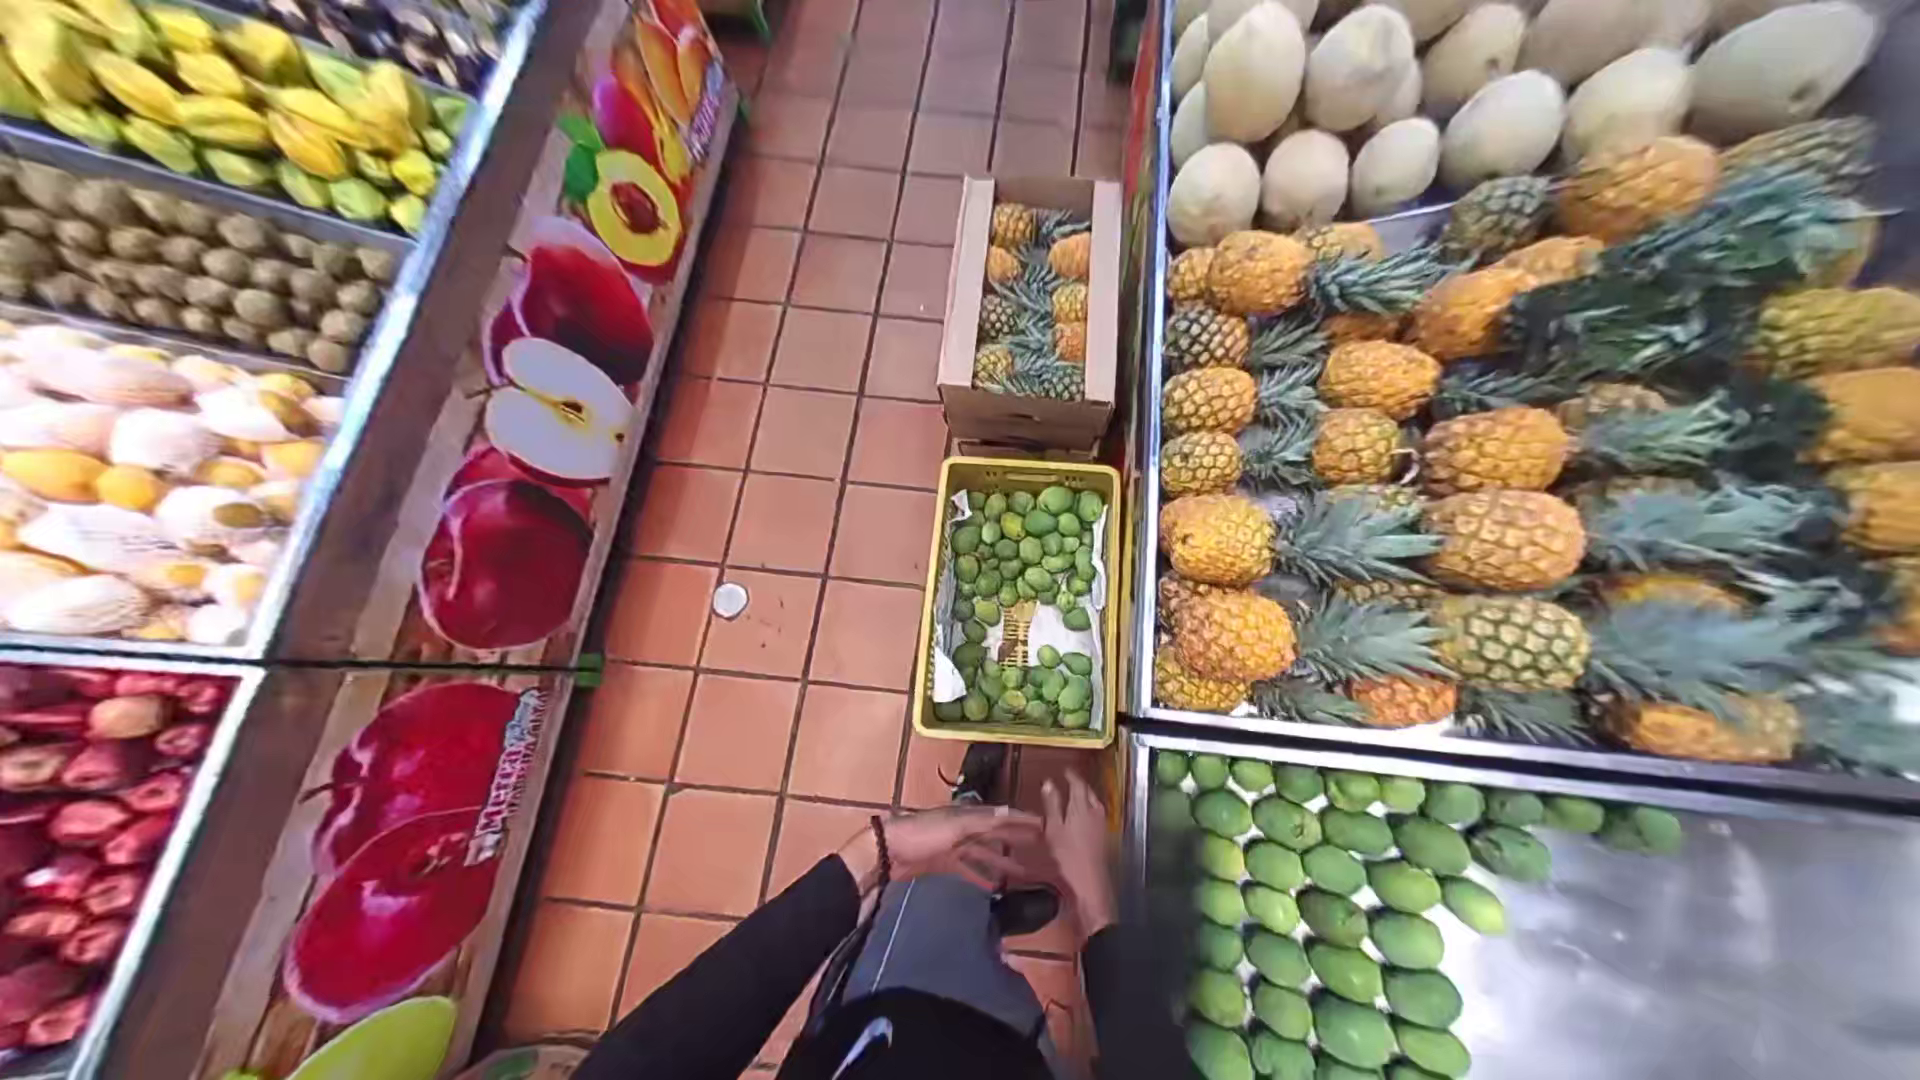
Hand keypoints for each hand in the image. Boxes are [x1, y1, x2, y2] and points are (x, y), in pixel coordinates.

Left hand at [837, 805, 1041, 892]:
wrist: (887, 853)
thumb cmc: (921, 834)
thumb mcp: (955, 825)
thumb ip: (982, 820)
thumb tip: (1009, 811)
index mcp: (966, 814)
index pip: (999, 815)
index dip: (1020, 820)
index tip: (1043, 825)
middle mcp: (961, 827)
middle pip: (994, 834)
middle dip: (1015, 840)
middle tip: (1040, 848)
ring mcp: (951, 847)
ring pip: (983, 853)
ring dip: (1002, 862)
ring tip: (1024, 873)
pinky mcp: (941, 865)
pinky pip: (968, 870)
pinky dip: (981, 876)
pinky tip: (993, 887)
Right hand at [1043, 771, 1116, 940]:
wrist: (1090, 883)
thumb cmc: (1067, 856)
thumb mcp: (1053, 828)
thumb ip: (1052, 804)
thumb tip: (1049, 783)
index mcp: (1081, 806)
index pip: (1078, 783)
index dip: (1071, 775)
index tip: (1065, 770)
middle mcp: (1095, 811)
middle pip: (1088, 792)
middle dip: (1079, 784)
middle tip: (1069, 781)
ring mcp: (1102, 824)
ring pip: (1094, 802)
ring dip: (1085, 796)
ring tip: (1075, 796)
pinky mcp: (1104, 836)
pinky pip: (1097, 813)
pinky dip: (1089, 808)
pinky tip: (1082, 816)